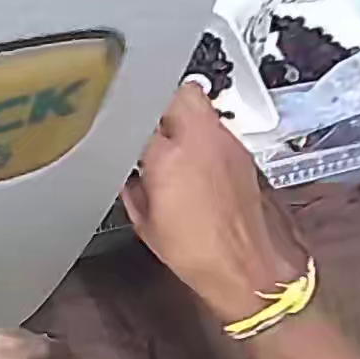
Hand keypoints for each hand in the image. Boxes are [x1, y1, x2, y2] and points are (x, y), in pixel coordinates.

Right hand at [123, 84, 309, 317]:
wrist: (243, 266)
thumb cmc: (196, 253)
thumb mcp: (145, 224)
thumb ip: (131, 189)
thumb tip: (128, 175)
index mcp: (168, 158)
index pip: (138, 117)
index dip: (124, 123)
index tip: (116, 132)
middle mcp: (201, 140)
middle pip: (177, 92)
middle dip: (157, 103)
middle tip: (143, 125)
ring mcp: (226, 143)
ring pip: (200, 105)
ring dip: (180, 117)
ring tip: (166, 143)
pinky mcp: (242, 153)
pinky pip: (216, 128)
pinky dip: (200, 136)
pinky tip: (190, 163)